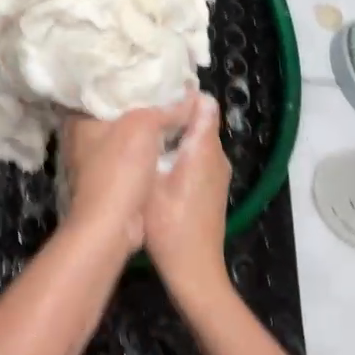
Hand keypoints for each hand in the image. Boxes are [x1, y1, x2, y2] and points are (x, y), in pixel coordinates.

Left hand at [58, 93, 197, 250]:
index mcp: (79, 119)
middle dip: (143, 106)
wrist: (112, 226)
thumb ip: (166, 109)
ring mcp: (94, 162)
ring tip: (176, 113)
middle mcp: (82, 138)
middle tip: (171, 93)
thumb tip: (193, 97)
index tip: (154, 74)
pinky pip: (134, 158)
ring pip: (128, 137)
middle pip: (117, 113)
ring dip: (149, 131)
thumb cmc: (120, 169)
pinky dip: (150, 152)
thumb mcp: (144, 127)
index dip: (129, 81)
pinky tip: (170, 143)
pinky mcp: (110, 181)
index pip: (103, 90)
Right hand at [145, 93, 232, 296]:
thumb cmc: (168, 225)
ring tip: (141, 124)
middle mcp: (216, 156)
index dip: (182, 89)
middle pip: (199, 119)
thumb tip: (147, 110)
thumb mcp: (152, 180)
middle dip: (172, 108)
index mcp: (203, 149)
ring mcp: (215, 173)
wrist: (194, 271)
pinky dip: (178, 148)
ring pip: (195, 137)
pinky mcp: (210, 187)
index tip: (154, 82)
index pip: (204, 103)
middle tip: (138, 103)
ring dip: (173, 130)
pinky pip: (196, 154)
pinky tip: (152, 154)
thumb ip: (154, 143)